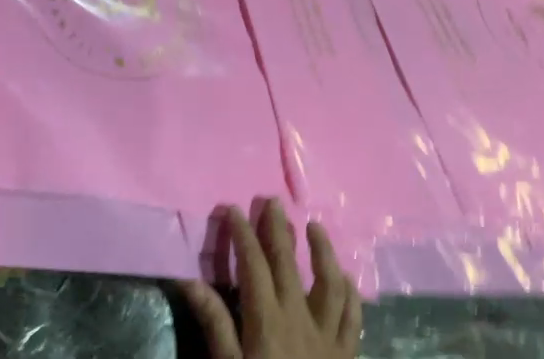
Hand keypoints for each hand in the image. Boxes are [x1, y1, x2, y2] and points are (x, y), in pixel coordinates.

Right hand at [178, 200, 361, 358]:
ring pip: (330, 285)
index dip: (242, 234)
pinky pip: (354, 319)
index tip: (232, 209)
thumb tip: (189, 280)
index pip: (253, 265)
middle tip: (272, 201)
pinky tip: (347, 279)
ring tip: (315, 227)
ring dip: (323, 252)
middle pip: (289, 265)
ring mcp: (328, 338)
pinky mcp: (346, 356)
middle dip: (278, 230)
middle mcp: (300, 320)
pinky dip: (351, 295)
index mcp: (267, 321)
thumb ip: (215, 325)